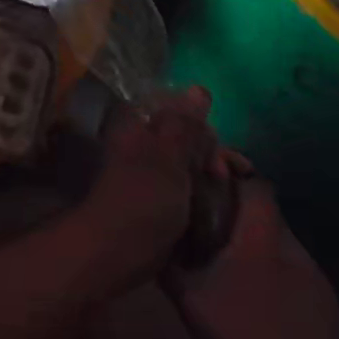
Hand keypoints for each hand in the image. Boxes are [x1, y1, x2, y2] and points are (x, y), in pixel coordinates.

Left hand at [83, 86, 223, 272]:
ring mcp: (146, 169)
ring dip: (207, 175)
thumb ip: (185, 125)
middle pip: (184, 136)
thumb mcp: (168, 157)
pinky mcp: (153, 197)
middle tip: (223, 176)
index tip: (222, 152)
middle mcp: (140, 140)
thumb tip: (199, 87)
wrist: (115, 250)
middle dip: (209, 154)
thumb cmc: (141, 199)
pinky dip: (199, 193)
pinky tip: (214, 206)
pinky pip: (182, 185)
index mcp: (137, 123)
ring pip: (186, 162)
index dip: (202, 128)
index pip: (177, 110)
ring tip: (223, 192)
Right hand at [166, 169, 338, 338]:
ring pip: (285, 244)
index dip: (234, 175)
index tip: (210, 178)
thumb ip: (171, 258)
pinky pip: (299, 273)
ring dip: (261, 245)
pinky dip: (279, 274)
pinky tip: (260, 296)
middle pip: (270, 212)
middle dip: (243, 213)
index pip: (256, 184)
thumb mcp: (189, 298)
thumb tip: (157, 230)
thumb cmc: (237, 337)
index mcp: (262, 239)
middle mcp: (295, 250)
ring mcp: (319, 280)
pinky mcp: (332, 308)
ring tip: (235, 263)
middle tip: (215, 225)